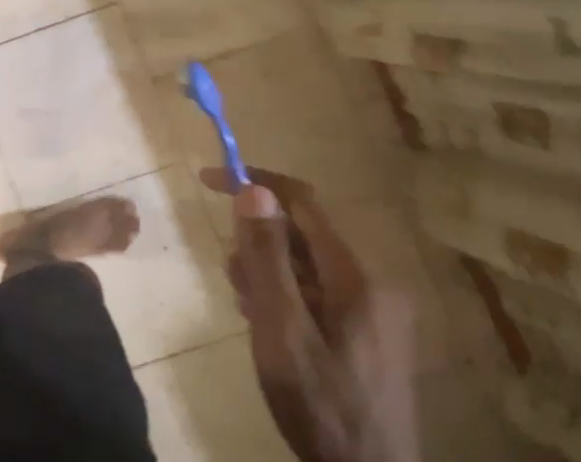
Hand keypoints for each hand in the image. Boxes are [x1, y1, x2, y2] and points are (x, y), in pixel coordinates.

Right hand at [201, 167, 419, 461]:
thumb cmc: (318, 401)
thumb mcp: (281, 327)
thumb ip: (267, 257)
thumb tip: (254, 189)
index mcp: (358, 277)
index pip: (303, 202)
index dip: (254, 182)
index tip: (206, 179)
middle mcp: (374, 284)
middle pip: (303, 233)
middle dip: (257, 240)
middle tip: (230, 276)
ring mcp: (375, 311)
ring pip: (306, 264)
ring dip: (268, 271)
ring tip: (246, 308)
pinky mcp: (368, 334)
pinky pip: (317, 291)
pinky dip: (285, 294)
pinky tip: (267, 325)